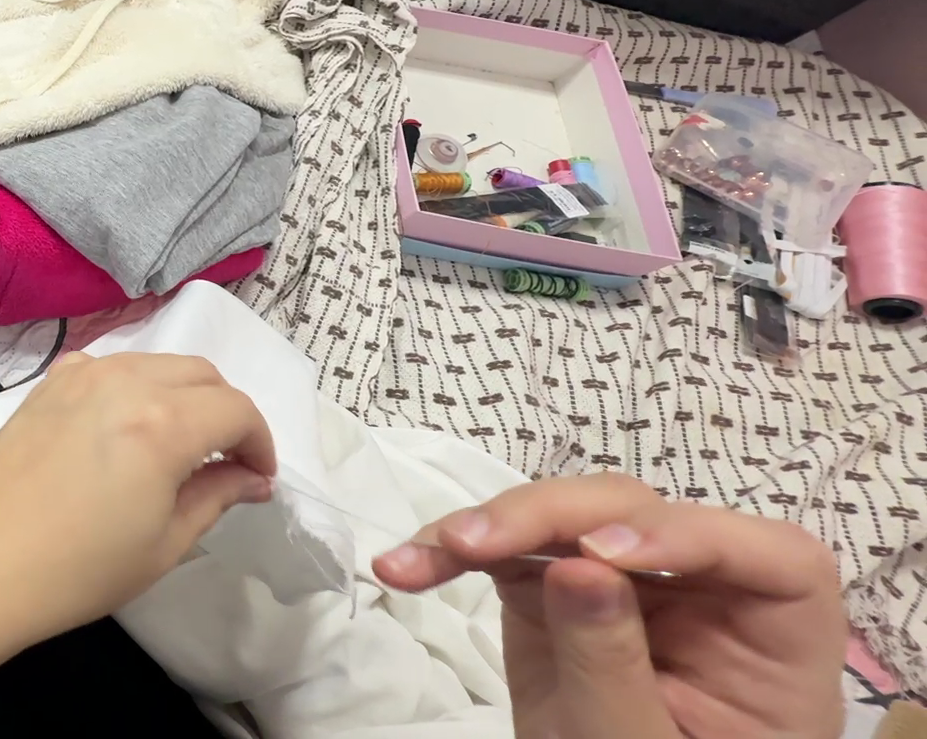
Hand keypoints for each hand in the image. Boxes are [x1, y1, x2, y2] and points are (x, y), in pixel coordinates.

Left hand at [0, 351, 276, 656]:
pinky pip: (110, 366)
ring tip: (176, 445)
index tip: (256, 477)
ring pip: (156, 363)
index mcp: (162, 421)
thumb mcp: (164, 544)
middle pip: (200, 373)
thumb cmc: (78, 569)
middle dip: (225, 412)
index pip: (236, 409)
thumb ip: (216, 495)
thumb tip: (252, 477)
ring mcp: (81, 373)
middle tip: (223, 460)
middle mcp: (124, 380)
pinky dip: (134, 385)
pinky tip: (123, 426)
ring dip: (181, 394)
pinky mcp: (49, 380)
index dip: (258, 441)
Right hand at [372, 473, 844, 738]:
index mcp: (763, 647)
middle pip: (631, 510)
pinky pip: (497, 544)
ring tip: (413, 559)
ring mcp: (612, 581)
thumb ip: (611, 663)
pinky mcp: (544, 582)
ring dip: (478, 527)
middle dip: (543, 516)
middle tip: (472, 544)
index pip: (770, 558)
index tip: (602, 553)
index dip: (690, 535)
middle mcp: (696, 596)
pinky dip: (445, 551)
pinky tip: (401, 567)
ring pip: (554, 512)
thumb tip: (578, 565)